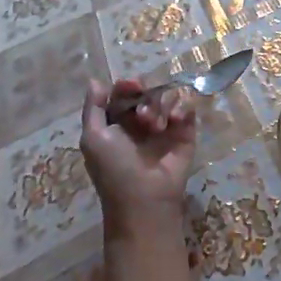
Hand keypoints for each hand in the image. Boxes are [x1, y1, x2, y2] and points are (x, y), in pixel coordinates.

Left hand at [81, 79, 196, 235]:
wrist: (144, 199)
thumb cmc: (114, 169)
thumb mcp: (94, 138)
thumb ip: (93, 108)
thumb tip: (95, 80)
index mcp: (119, 123)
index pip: (125, 93)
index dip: (127, 85)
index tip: (131, 85)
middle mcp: (143, 121)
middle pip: (149, 90)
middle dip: (146, 95)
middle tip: (143, 114)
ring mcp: (166, 125)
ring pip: (168, 95)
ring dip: (161, 105)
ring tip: (156, 126)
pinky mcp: (186, 131)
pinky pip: (187, 106)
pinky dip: (181, 108)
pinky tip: (175, 120)